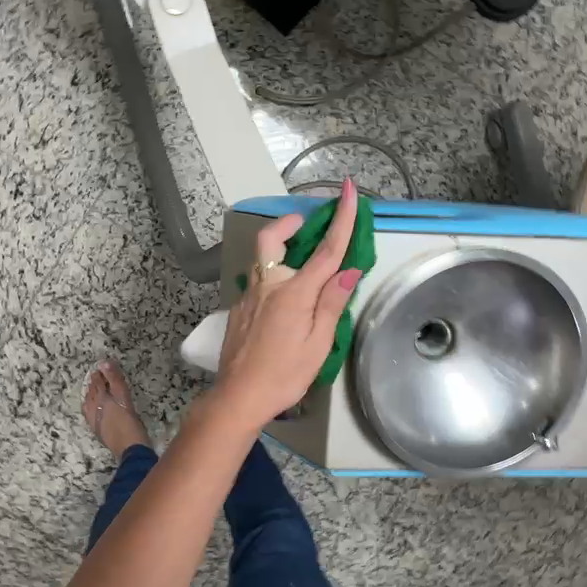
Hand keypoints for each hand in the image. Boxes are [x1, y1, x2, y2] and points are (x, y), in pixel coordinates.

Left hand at [209, 179, 363, 430]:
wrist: (238, 397)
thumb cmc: (284, 375)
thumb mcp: (318, 345)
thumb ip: (332, 304)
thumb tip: (348, 270)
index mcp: (294, 293)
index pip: (325, 250)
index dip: (341, 219)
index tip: (347, 190)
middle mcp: (268, 286)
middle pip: (272, 240)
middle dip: (288, 224)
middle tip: (304, 224)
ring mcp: (249, 297)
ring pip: (261, 259)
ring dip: (278, 248)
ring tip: (296, 258)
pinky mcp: (239, 310)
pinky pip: (256, 281)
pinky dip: (271, 274)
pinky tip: (281, 297)